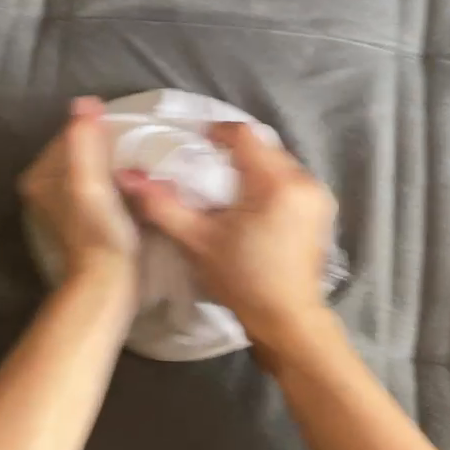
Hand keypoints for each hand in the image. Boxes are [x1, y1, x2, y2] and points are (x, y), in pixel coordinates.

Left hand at [20, 97, 138, 278]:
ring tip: (137, 166)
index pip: (70, 135)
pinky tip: (131, 188)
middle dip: (104, 146)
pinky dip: (112, 183)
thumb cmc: (99, 231)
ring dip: (110, 164)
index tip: (127, 131)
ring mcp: (60, 207)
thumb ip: (83, 141)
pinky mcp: (79, 222)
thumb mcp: (90, 181)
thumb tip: (83, 103)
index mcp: (38, 176)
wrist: (106, 283)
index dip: (97, 129)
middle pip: (78, 152)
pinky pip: (96, 187)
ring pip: (88, 169)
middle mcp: (41, 190)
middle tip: (136, 147)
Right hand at [119, 123, 336, 351]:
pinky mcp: (322, 208)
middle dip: (233, 150)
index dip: (216, 131)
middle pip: (263, 146)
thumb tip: (127, 176)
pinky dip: (268, 180)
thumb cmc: (241, 280)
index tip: (194, 142)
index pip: (245, 135)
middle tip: (204, 165)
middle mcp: (303, 180)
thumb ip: (161, 204)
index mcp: (275, 184)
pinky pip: (290, 178)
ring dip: (251, 165)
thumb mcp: (196, 240)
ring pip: (278, 161)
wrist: (287, 318)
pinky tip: (249, 201)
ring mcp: (318, 195)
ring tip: (224, 184)